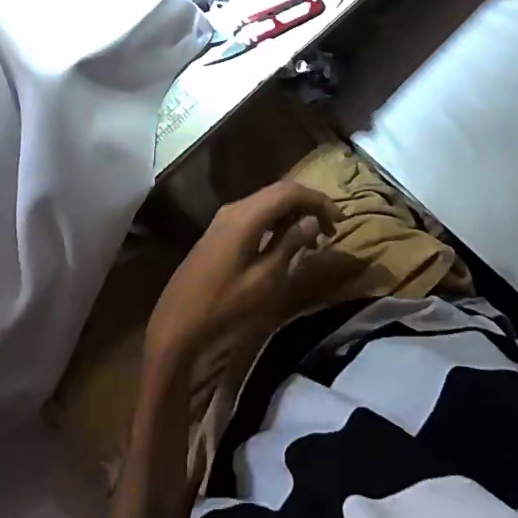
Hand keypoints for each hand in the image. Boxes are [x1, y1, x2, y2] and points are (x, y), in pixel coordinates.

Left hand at [144, 181, 342, 362]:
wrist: (177, 325)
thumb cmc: (225, 305)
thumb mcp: (266, 279)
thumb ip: (290, 245)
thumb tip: (312, 222)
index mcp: (246, 215)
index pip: (290, 192)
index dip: (319, 201)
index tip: (340, 221)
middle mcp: (235, 208)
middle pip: (279, 192)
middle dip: (308, 206)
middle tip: (330, 230)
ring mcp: (224, 219)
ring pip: (267, 203)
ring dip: (293, 215)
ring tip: (314, 240)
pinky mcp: (220, 232)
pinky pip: (256, 216)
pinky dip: (276, 223)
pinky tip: (286, 244)